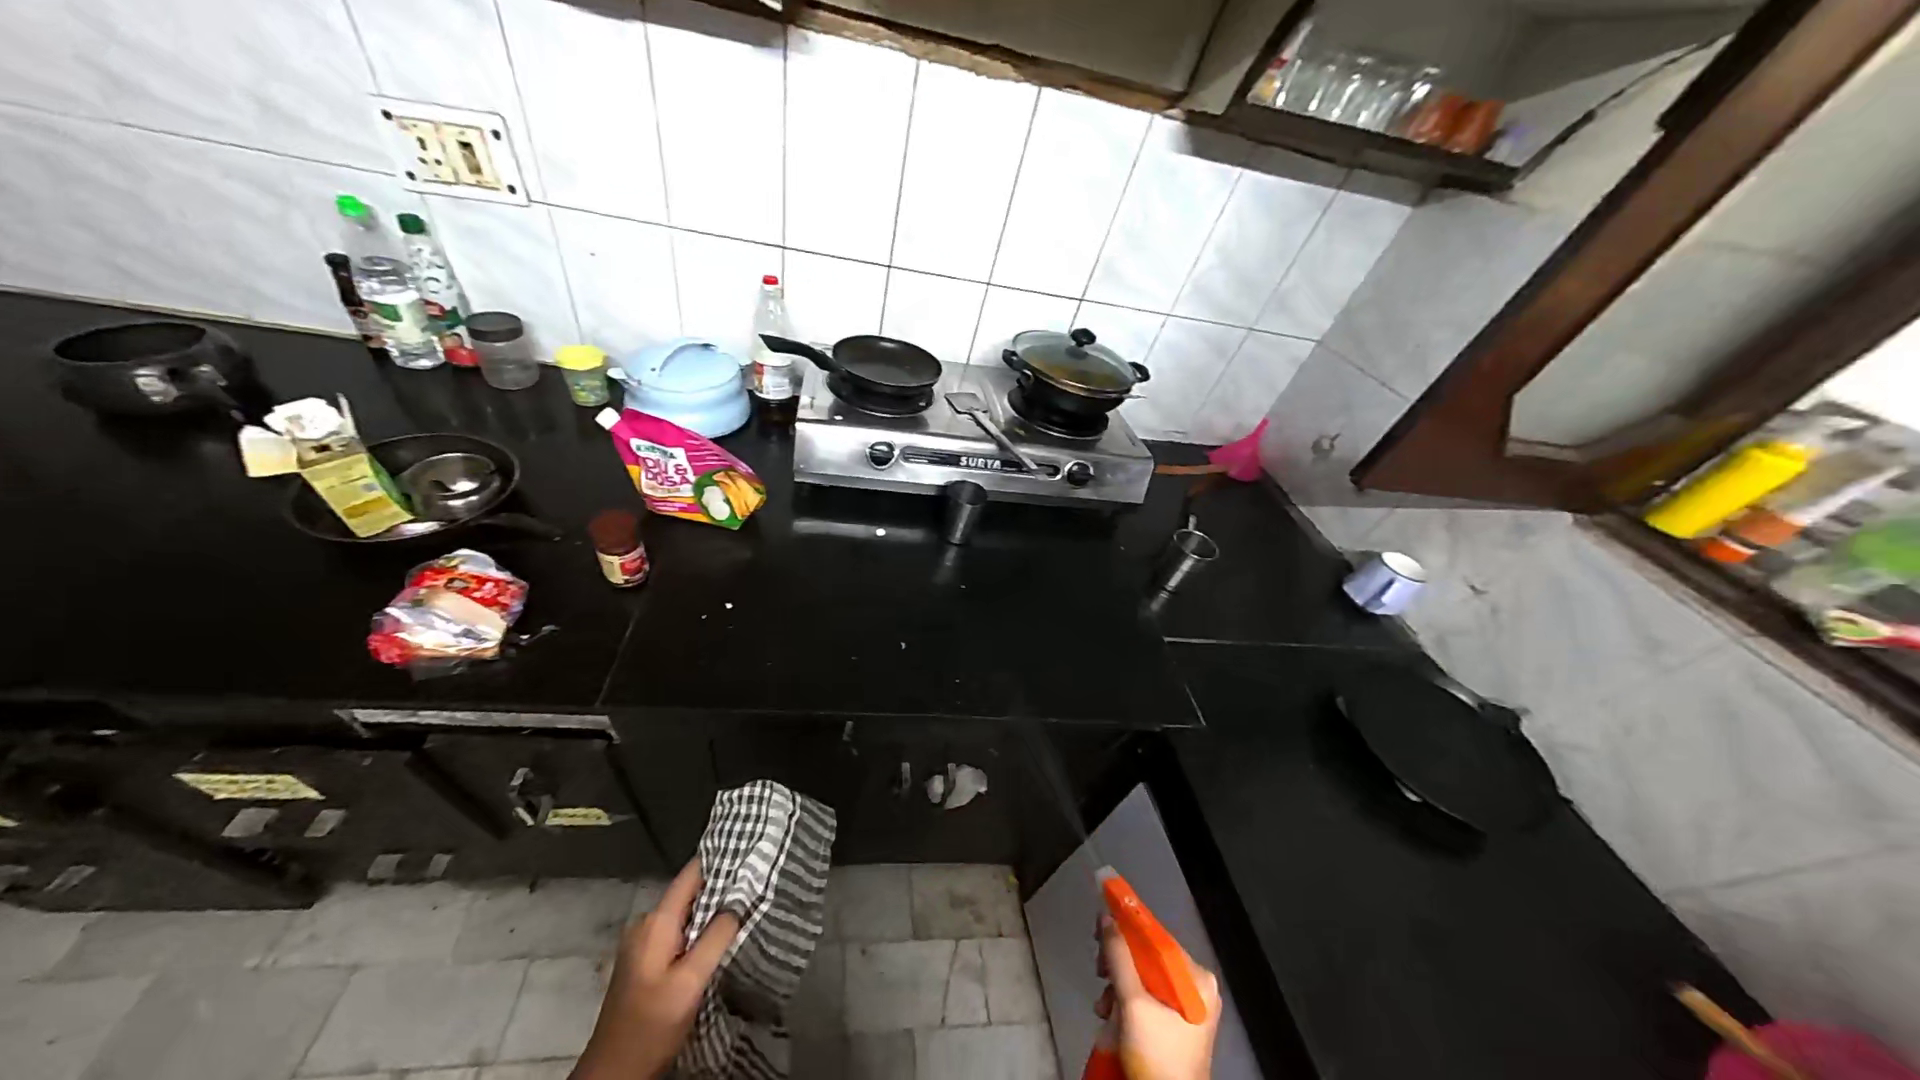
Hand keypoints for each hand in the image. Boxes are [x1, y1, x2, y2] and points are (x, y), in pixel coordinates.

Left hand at [571, 859, 740, 1079]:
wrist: (613, 1074)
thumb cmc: (651, 1025)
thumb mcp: (689, 982)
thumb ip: (715, 937)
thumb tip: (740, 900)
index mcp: (656, 923)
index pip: (690, 875)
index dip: (719, 859)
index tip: (750, 849)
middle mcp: (646, 925)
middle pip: (689, 893)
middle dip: (721, 886)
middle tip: (757, 880)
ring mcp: (643, 944)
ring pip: (686, 914)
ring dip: (712, 910)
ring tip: (747, 905)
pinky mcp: (646, 962)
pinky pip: (679, 932)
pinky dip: (701, 929)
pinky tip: (721, 937)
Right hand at [1096, 914, 1222, 1079]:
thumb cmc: (1156, 1055)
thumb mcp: (1132, 1003)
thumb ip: (1119, 957)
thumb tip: (1106, 916)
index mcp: (1197, 979)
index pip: (1157, 938)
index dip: (1127, 927)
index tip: (1100, 922)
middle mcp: (1197, 988)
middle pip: (1149, 957)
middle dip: (1119, 964)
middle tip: (1099, 970)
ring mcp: (1188, 1008)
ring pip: (1144, 978)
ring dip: (1118, 986)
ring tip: (1103, 1004)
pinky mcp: (1176, 1025)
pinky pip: (1147, 997)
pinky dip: (1126, 1001)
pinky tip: (1110, 1015)